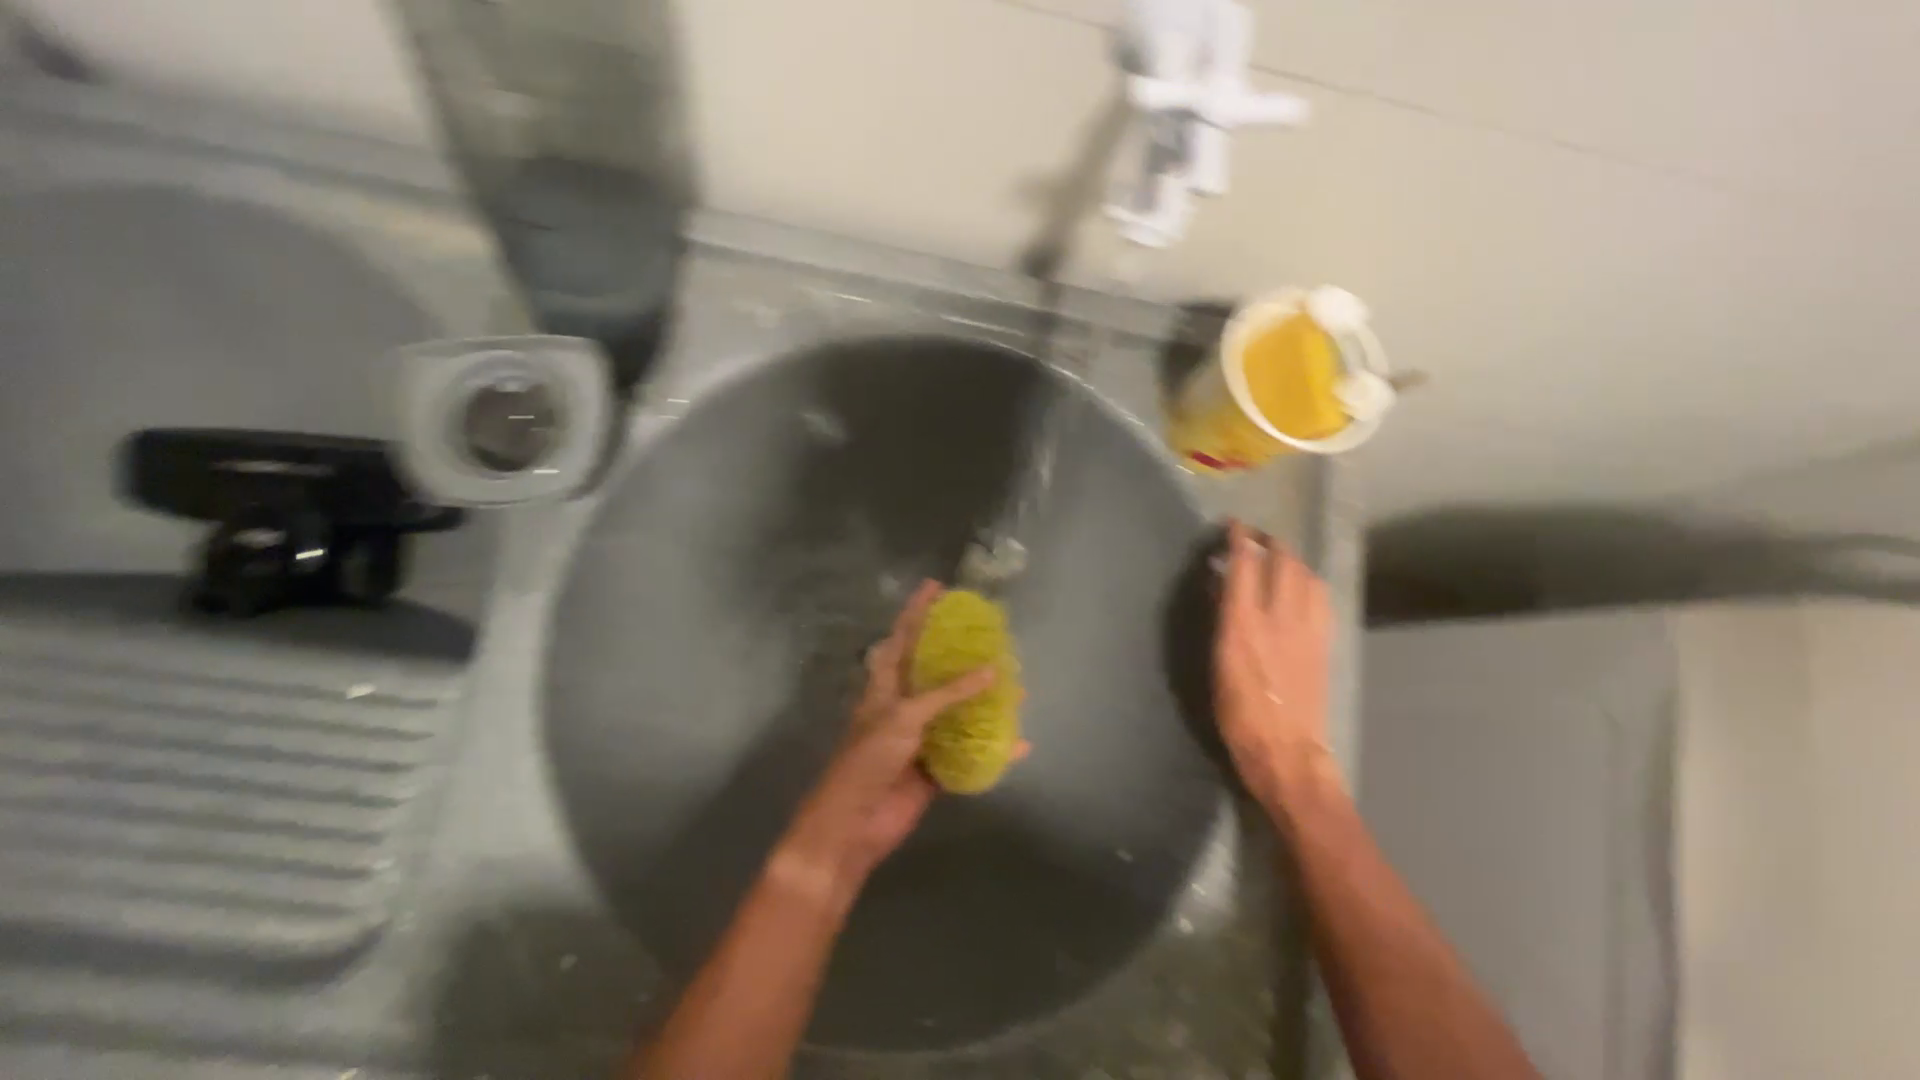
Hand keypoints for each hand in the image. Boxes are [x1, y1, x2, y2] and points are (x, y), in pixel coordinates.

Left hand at [774, 580, 1014, 912]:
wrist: (853, 823)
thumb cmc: (868, 760)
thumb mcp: (905, 717)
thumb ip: (948, 694)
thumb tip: (993, 670)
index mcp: (885, 687)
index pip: (901, 638)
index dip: (916, 611)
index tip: (936, 586)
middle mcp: (902, 708)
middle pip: (935, 674)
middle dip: (962, 657)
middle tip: (995, 639)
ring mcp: (918, 740)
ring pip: (956, 714)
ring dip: (984, 703)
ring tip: (1018, 689)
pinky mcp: (932, 771)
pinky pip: (966, 754)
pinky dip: (991, 750)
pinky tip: (1019, 745)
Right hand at [1216, 521, 1335, 807]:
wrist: (1285, 749)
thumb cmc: (1237, 713)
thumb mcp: (1217, 664)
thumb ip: (1221, 619)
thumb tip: (1220, 585)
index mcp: (1243, 624)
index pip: (1244, 565)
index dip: (1239, 539)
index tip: (1232, 525)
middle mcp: (1278, 617)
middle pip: (1282, 561)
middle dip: (1269, 542)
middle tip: (1255, 539)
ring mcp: (1307, 628)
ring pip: (1306, 575)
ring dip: (1291, 559)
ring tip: (1277, 560)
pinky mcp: (1324, 640)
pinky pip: (1320, 597)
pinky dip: (1308, 582)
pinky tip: (1300, 588)